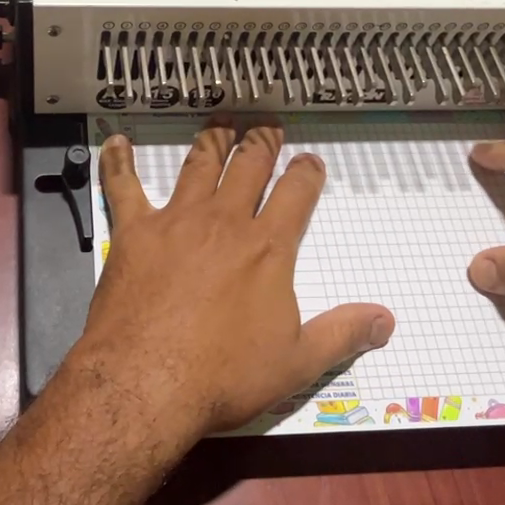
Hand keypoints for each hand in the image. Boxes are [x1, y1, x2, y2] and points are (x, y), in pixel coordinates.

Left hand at [70, 119, 394, 435]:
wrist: (147, 380)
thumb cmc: (224, 376)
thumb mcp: (296, 364)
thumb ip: (342, 335)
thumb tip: (387, 320)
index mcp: (267, 249)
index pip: (296, 194)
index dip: (306, 173)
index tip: (309, 162)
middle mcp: (224, 223)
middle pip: (248, 167)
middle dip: (261, 143)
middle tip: (265, 128)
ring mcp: (176, 222)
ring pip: (198, 166)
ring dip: (212, 141)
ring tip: (219, 124)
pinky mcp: (134, 232)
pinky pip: (123, 186)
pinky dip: (119, 162)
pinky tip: (117, 143)